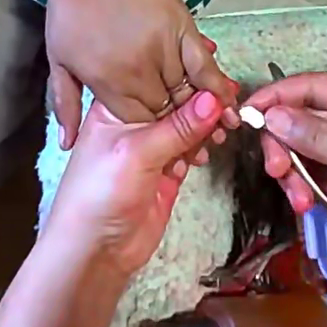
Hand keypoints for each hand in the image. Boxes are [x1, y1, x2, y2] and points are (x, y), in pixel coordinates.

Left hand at [42, 89, 226, 277]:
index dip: (189, 74)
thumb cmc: (100, 191)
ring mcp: (151, 144)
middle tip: (232, 105)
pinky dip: (203, 146)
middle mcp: (135, 118)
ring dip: (207, 124)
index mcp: (116, 102)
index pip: (157, 76)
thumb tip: (215, 98)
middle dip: (205, 101)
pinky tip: (212, 147)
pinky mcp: (166, 168)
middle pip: (177, 98)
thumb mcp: (138, 152)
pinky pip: (191, 147)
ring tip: (227, 128)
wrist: (94, 251)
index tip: (220, 79)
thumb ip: (178, 126)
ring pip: (187, 123)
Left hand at [45, 0, 237, 149]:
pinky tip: (228, 101)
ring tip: (219, 131)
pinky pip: (205, 65)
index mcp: (109, 85)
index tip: (167, 149)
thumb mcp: (58, 60)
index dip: (155, 140)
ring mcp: (163, 51)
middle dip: (182, 133)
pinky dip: (217, 84)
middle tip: (198, 148)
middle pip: (167, 114)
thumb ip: (66, 105)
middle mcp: (139, 73)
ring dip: (203, 114)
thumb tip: (67, 144)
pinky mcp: (182, 29)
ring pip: (188, 93)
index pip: (140, 124)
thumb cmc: (71, 11)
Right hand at [244, 72, 326, 280]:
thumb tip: (271, 114)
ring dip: (294, 173)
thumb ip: (320, 138)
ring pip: (302, 149)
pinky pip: (312, 174)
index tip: (246, 114)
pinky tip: (313, 208)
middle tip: (274, 170)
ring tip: (301, 201)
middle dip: (284, 143)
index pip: (314, 85)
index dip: (278, 96)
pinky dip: (305, 189)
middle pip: (302, 117)